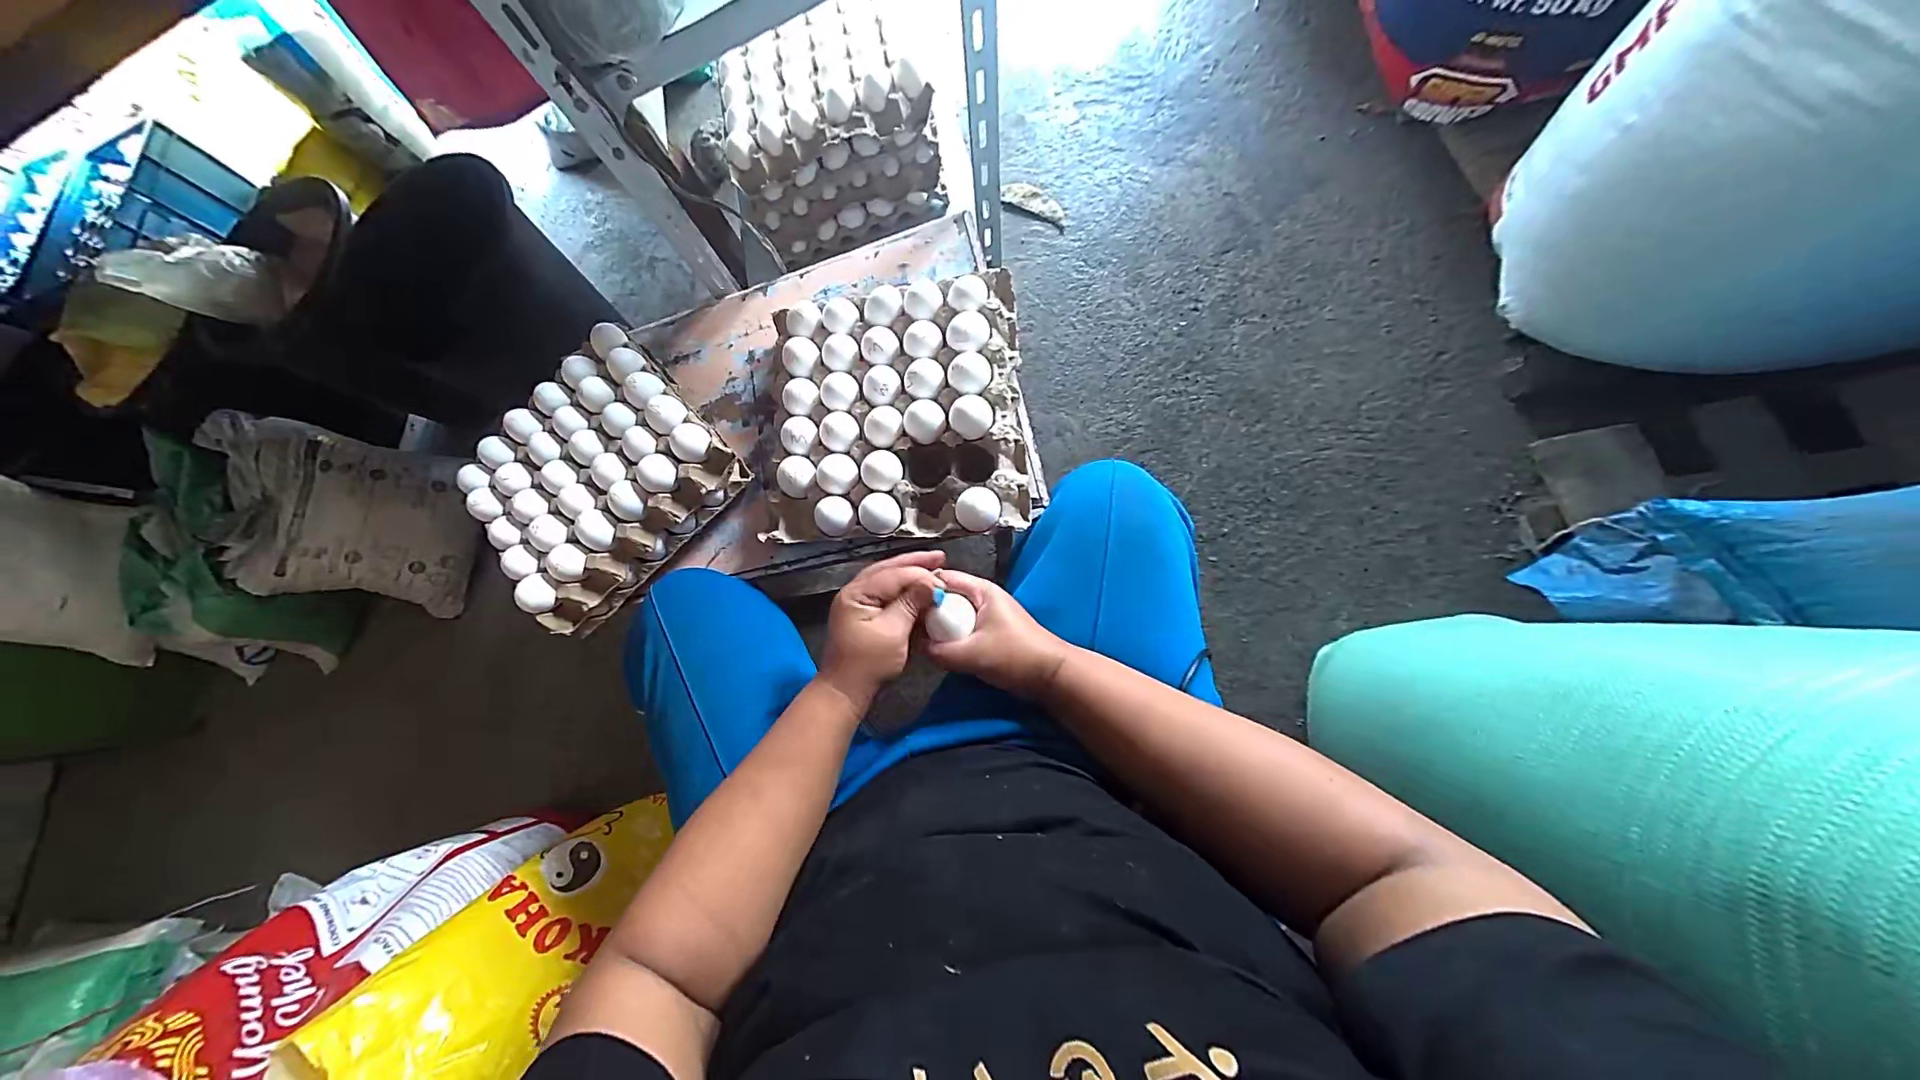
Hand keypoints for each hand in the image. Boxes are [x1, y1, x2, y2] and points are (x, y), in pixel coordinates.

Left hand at [818, 550, 945, 707]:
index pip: (893, 574)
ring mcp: (856, 602)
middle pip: (888, 569)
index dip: (919, 573)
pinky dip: (903, 587)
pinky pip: (885, 592)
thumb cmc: (868, 664)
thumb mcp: (893, 633)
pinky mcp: (863, 613)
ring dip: (909, 572)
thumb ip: (911, 604)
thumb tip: (931, 583)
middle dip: (914, 563)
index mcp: (856, 594)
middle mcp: (854, 592)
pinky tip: (917, 586)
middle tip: (940, 557)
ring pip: (886, 578)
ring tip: (932, 567)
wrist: (845, 690)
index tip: (943, 577)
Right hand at [921, 569, 1073, 701]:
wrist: (1050, 676)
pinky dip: (949, 638)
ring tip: (921, 640)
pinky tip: (940, 651)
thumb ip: (939, 650)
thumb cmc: (1018, 657)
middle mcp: (982, 597)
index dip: (920, 588)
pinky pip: (960, 630)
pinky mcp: (987, 633)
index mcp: (982, 590)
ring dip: (938, 627)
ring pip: (951, 615)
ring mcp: (985, 615)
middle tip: (908, 627)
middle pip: (944, 596)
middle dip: (927, 611)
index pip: (942, 577)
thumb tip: (917, 646)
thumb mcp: (972, 654)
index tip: (902, 604)